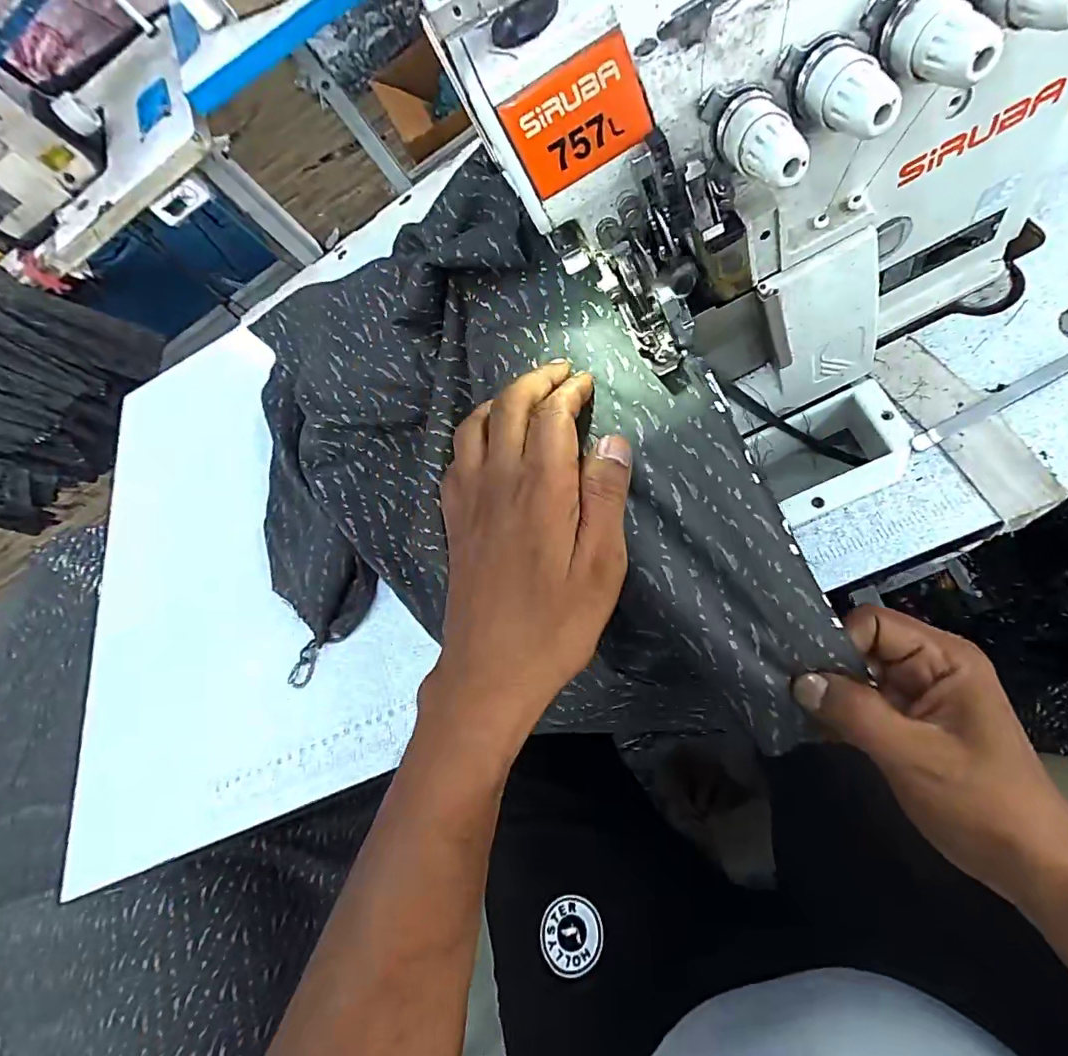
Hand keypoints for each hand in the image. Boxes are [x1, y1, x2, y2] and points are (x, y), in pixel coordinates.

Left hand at [430, 361, 632, 735]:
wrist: (489, 671)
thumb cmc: (557, 624)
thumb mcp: (601, 566)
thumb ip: (605, 498)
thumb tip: (612, 442)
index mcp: (541, 490)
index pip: (551, 418)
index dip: (569, 392)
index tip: (586, 382)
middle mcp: (498, 482)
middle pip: (509, 409)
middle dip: (536, 381)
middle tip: (561, 372)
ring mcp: (468, 500)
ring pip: (475, 426)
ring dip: (502, 400)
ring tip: (527, 396)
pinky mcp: (454, 520)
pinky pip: (456, 457)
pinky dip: (475, 432)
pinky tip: (489, 444)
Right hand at [792, 606, 1067, 906]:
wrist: (1032, 863)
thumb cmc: (981, 804)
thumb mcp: (913, 755)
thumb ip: (855, 713)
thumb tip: (800, 680)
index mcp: (945, 658)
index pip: (875, 623)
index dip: (838, 643)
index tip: (801, 675)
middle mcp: (934, 668)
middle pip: (867, 648)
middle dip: (829, 668)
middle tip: (785, 694)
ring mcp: (925, 699)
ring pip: (865, 679)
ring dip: (834, 695)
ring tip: (792, 711)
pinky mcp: (917, 728)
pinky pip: (872, 708)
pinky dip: (846, 717)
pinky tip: (815, 730)